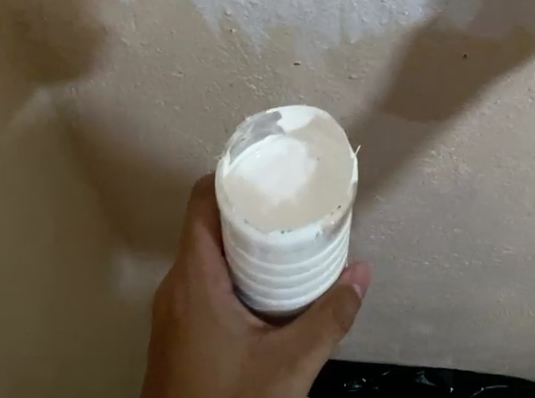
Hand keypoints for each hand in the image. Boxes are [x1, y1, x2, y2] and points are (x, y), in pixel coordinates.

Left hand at [141, 176, 371, 397]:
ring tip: (285, 235)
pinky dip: (232, 271)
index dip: (231, 175)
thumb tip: (363, 273)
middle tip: (290, 199)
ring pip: (205, 256)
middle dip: (249, 208)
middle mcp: (175, 287)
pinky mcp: (177, 335)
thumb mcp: (288, 367)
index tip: (268, 167)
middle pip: (207, 225)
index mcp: (193, 280)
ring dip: (241, 242)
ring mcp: (172, 313)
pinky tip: (265, 284)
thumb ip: (329, 318)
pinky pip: (202, 282)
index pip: (201, 201)